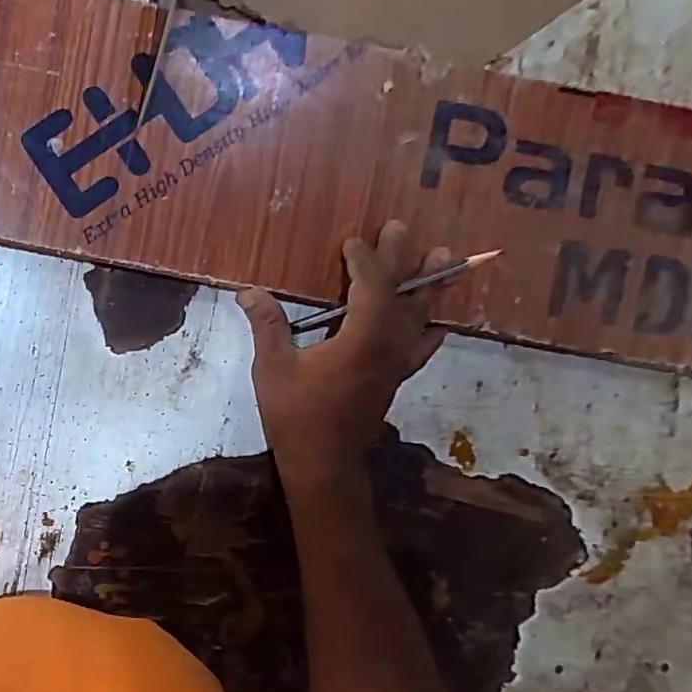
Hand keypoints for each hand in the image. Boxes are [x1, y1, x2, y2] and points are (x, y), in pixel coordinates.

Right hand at [237, 220, 452, 475]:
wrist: (325, 464)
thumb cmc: (297, 416)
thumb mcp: (273, 369)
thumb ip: (267, 326)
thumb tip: (248, 291)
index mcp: (361, 341)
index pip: (371, 288)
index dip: (363, 261)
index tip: (352, 242)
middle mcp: (388, 347)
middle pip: (401, 294)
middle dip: (400, 259)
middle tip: (401, 226)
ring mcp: (397, 364)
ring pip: (419, 316)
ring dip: (428, 284)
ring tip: (443, 255)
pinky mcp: (396, 377)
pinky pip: (422, 346)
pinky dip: (431, 327)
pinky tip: (439, 319)